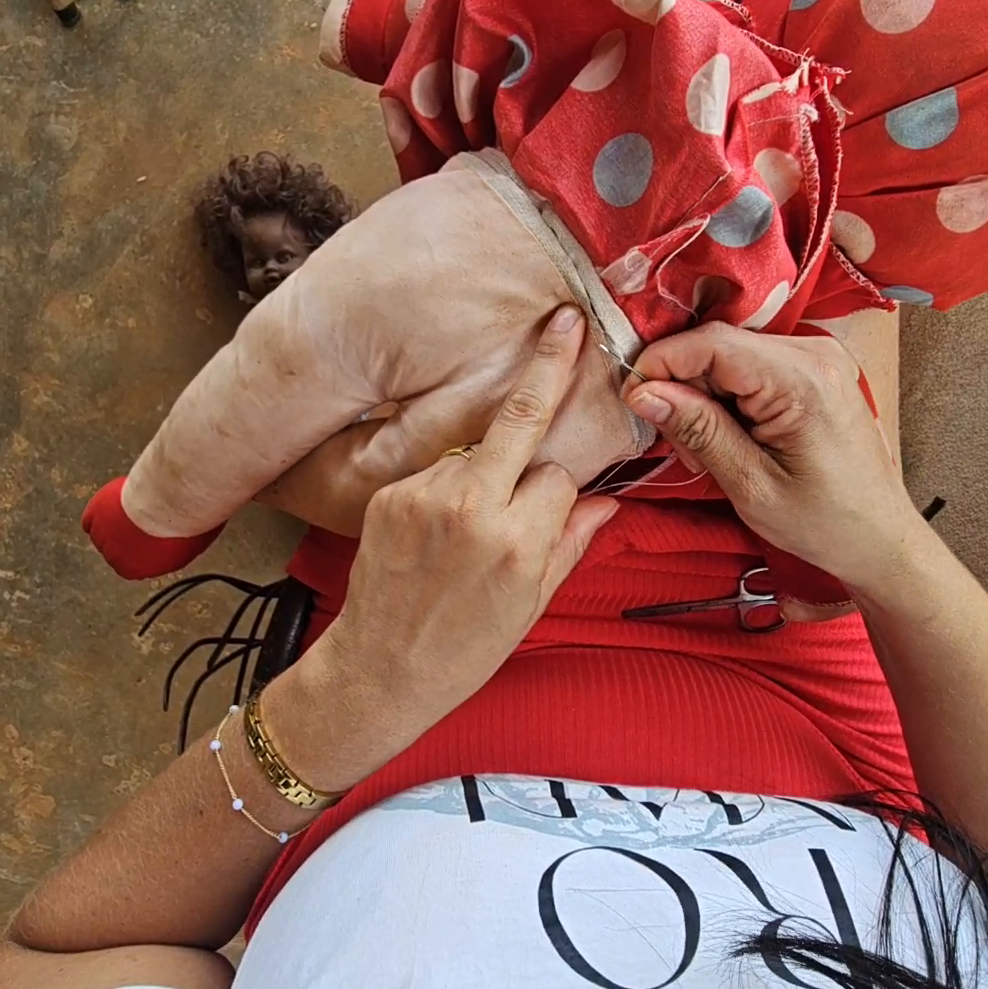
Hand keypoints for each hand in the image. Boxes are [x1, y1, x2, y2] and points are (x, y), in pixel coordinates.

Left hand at [321, 305, 619, 720]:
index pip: (558, 473)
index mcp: (519, 541)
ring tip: (465, 525)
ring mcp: (425, 495)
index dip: (556, 490)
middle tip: (564, 319)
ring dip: (484, 468)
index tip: (550, 505)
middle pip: (520, 416)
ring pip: (476, 450)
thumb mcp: (531, 605)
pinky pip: (436, 470)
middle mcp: (472, 508)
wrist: (381, 669)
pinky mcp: (389, 494)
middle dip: (548, 365)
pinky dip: (445, 487)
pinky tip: (435, 529)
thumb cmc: (463, 650)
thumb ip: (570, 543)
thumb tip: (606, 502)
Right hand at [621, 323, 926, 593]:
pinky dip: (724, 398)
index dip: (660, 363)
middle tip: (680, 447)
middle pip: (716, 346)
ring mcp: (815, 357)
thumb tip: (642, 392)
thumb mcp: (749, 484)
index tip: (632, 400)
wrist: (879, 536)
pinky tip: (729, 437)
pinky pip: (747, 367)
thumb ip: (697, 430)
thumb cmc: (822, 522)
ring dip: (701, 398)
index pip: (711, 343)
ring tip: (708, 452)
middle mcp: (813, 353)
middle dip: (681, 389)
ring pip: (726, 356)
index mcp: (802, 380)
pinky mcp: (811, 369)